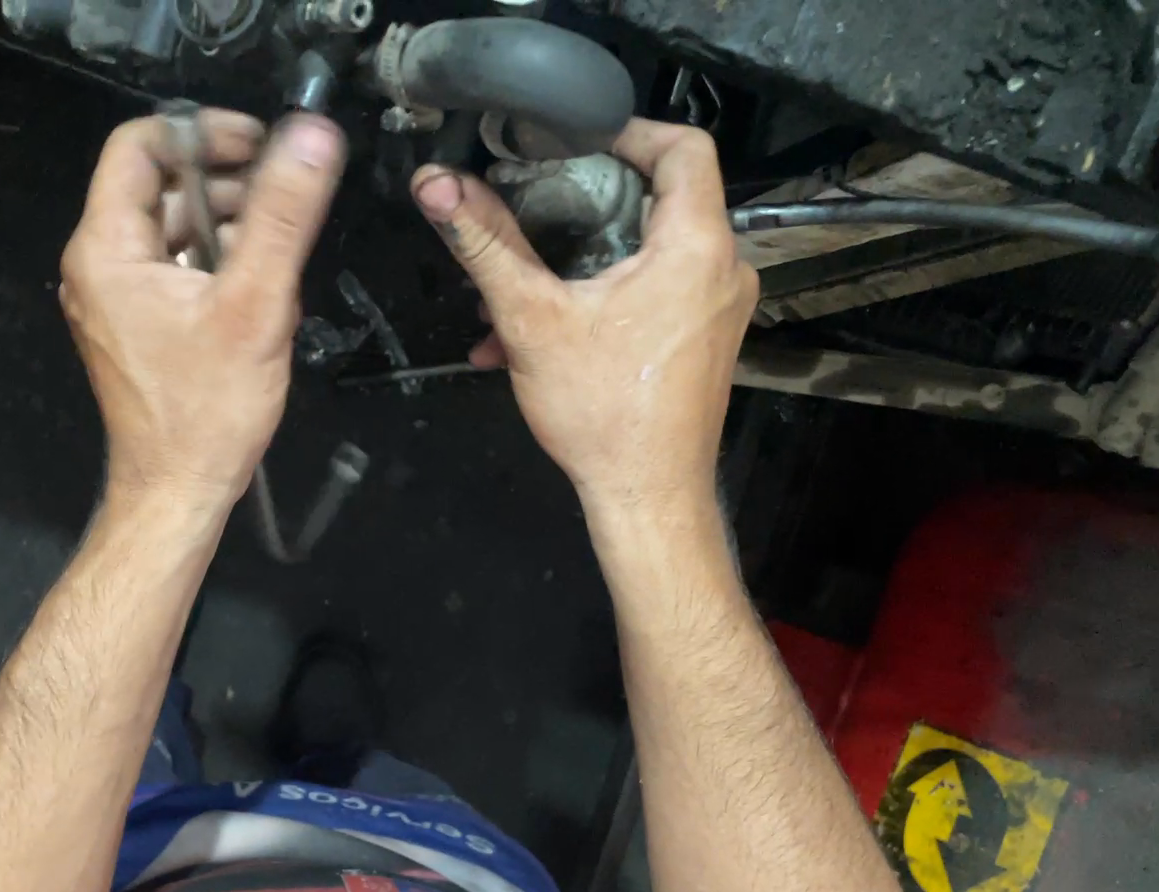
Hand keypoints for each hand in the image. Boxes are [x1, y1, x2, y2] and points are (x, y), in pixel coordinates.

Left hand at [61, 109, 344, 507]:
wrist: (178, 489)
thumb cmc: (207, 412)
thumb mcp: (255, 306)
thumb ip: (282, 216)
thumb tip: (312, 137)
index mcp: (108, 249)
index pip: (140, 146)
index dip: (202, 131)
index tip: (259, 147)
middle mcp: (99, 267)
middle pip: (159, 187)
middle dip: (223, 182)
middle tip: (281, 198)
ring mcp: (115, 299)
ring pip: (170, 230)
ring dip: (225, 226)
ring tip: (276, 248)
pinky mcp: (135, 326)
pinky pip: (173, 270)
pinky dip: (213, 264)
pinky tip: (256, 285)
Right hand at [410, 120, 757, 512]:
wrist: (643, 492)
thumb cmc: (599, 408)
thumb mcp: (531, 320)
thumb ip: (487, 247)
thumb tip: (438, 187)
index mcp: (694, 246)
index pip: (682, 146)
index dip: (625, 132)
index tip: (570, 143)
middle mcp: (721, 269)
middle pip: (653, 203)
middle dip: (576, 215)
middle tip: (524, 224)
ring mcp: (713, 308)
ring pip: (641, 259)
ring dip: (572, 272)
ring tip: (509, 303)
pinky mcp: (699, 340)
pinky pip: (646, 299)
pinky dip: (594, 306)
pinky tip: (533, 341)